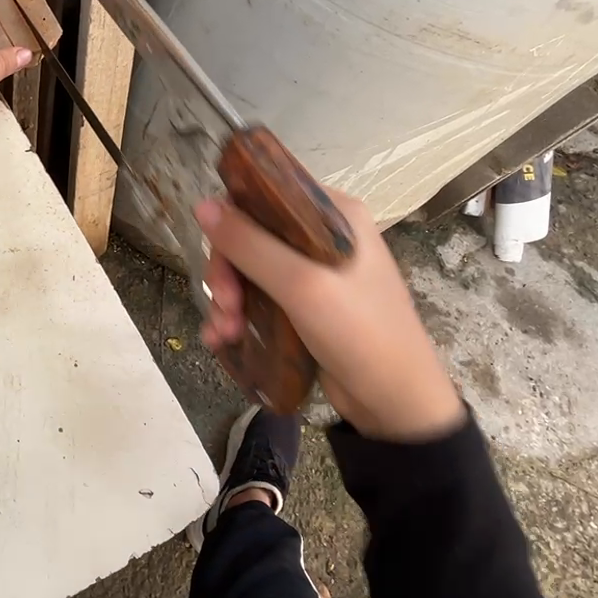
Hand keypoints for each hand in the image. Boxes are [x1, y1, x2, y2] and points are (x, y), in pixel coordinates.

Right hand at [194, 189, 465, 441]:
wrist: (395, 402)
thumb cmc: (360, 333)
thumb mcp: (301, 284)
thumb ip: (250, 245)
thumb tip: (201, 205)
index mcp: (332, 214)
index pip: (264, 195)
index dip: (232, 221)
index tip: (220, 257)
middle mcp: (321, 234)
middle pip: (249, 235)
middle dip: (227, 272)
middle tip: (224, 305)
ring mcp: (312, 270)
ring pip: (247, 269)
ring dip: (227, 299)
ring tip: (224, 331)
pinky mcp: (303, 303)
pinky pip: (256, 296)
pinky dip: (236, 315)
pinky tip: (222, 338)